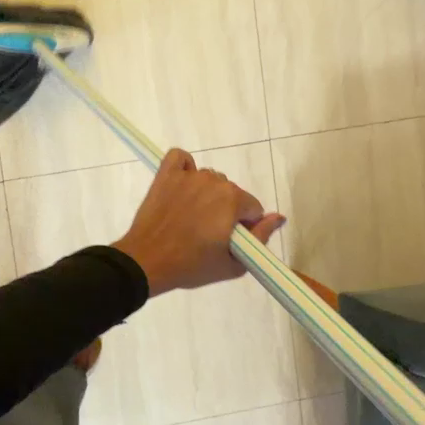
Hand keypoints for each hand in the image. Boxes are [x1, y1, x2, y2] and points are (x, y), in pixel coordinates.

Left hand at [110, 148, 285, 297]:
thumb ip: (261, 237)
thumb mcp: (234, 263)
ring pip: (208, 179)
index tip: (227, 241)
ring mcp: (188, 175)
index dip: (244, 227)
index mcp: (233, 199)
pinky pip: (180, 158)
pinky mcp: (165, 174)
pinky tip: (182, 187)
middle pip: (230, 193)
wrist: (147, 261)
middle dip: (225, 210)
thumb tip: (278, 217)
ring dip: (206, 194)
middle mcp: (213, 181)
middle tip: (207, 233)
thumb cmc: (191, 265)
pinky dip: (184, 168)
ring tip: (190, 217)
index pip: (252, 208)